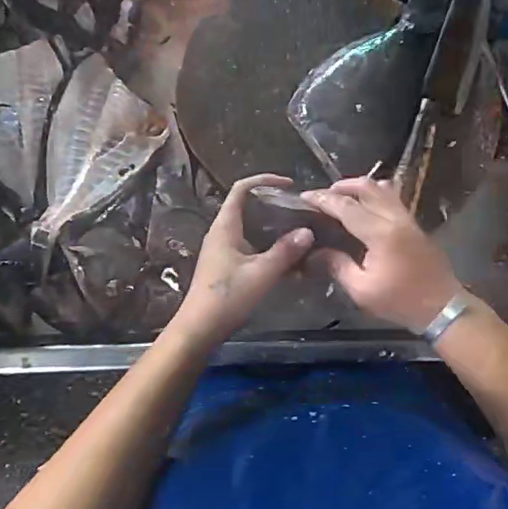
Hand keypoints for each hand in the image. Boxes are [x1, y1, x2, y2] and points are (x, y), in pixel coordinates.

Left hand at [169, 174, 314, 346]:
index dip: (264, 180)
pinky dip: (269, 248)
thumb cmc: (228, 296)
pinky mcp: (226, 265)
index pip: (242, 188)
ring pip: (252, 229)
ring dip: (274, 230)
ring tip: (301, 234)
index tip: (289, 184)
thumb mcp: (262, 273)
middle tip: (301, 211)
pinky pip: (251, 246)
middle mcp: (222, 232)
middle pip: (248, 207)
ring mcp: (223, 249)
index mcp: (225, 226)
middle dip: (275, 206)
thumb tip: (308, 231)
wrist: (199, 327)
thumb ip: (286, 251)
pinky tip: (290, 262)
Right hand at [303, 176, 465, 331]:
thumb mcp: (361, 290)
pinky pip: (393, 199)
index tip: (305, 197)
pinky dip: (375, 195)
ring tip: (342, 197)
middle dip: (342, 186)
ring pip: (383, 188)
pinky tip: (365, 207)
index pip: (346, 207)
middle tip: (323, 195)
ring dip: (360, 187)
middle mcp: (395, 219)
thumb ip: (338, 265)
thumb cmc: (400, 301)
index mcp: (380, 233)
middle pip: (367, 187)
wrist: (443, 308)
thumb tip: (317, 252)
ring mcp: (408, 220)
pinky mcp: (415, 225)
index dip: (323, 200)